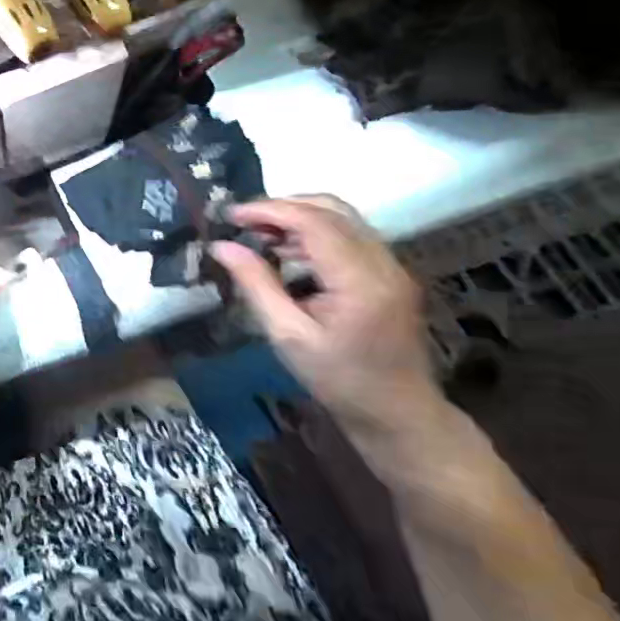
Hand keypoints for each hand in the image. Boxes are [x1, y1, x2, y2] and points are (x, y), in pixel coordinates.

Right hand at [210, 196, 441, 432]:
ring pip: (342, 218)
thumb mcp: (287, 336)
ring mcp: (392, 266)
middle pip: (332, 209)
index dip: (268, 210)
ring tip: (258, 235)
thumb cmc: (339, 380)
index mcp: (361, 280)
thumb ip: (256, 284)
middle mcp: (384, 263)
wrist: (398, 413)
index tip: (230, 215)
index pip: (314, 222)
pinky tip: (286, 252)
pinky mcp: (389, 274)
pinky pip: (349, 236)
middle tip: (242, 221)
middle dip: (282, 207)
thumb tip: (221, 246)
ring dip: (297, 217)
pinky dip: (314, 233)